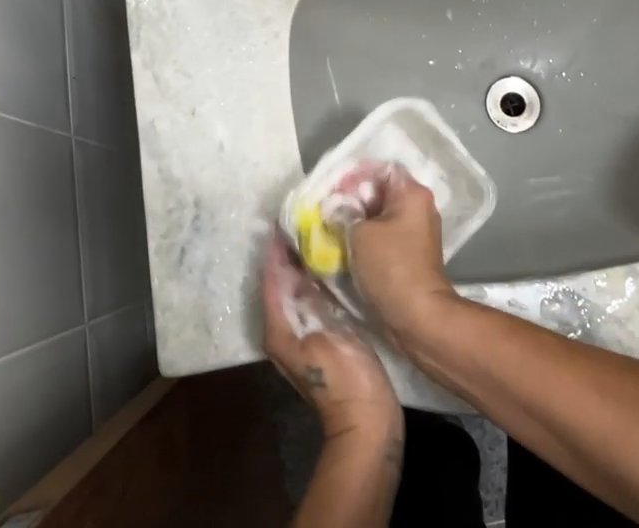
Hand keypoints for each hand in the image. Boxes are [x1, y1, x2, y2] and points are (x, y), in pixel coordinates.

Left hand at [260, 230, 399, 441]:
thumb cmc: (345, 379)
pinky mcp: (324, 335)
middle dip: (289, 250)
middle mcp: (284, 326)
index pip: (271, 276)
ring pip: (297, 287)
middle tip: (306, 216)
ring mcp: (304, 333)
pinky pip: (314, 297)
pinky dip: (318, 277)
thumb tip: (293, 267)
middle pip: (281, 279)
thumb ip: (305, 302)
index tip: (286, 217)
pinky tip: (335, 262)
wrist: (367, 421)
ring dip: (303, 261)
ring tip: (320, 231)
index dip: (275, 247)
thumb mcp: (324, 336)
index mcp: (278, 326)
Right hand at [332, 163, 460, 341]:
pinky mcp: (409, 253)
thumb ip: (343, 213)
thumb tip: (333, 206)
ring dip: (355, 222)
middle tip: (324, 210)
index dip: (353, 176)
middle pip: (379, 192)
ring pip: (379, 216)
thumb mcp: (359, 234)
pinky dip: (364, 239)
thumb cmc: (391, 267)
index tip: (329, 190)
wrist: (417, 315)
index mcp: (412, 194)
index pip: (379, 170)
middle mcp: (418, 207)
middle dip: (350, 201)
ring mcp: (415, 231)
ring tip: (328, 228)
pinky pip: (383, 236)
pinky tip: (342, 247)